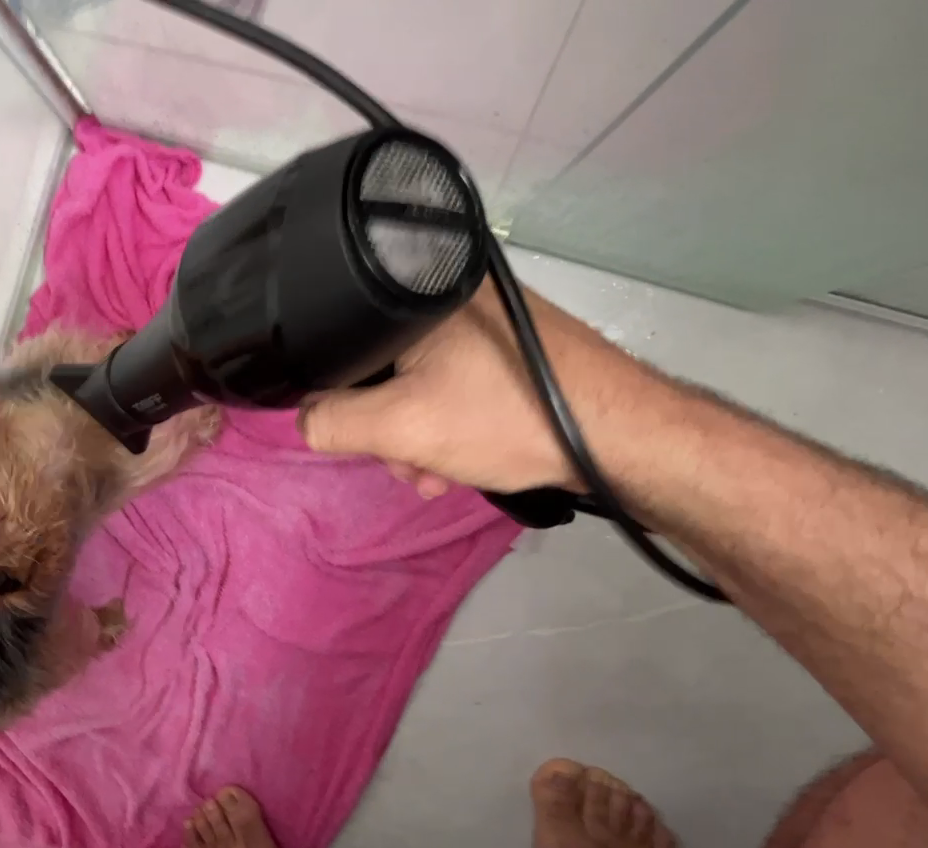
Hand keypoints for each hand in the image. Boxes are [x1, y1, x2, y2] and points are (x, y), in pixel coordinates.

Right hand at [298, 284, 646, 496]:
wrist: (623, 437)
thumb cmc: (507, 419)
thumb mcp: (399, 428)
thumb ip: (331, 424)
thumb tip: (304, 421)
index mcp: (420, 292)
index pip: (344, 345)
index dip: (339, 399)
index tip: (361, 439)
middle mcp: (454, 296)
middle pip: (381, 369)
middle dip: (385, 428)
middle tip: (407, 465)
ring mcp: (487, 323)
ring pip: (417, 383)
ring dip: (414, 436)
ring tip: (436, 474)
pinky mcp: (511, 348)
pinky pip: (451, 385)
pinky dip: (444, 425)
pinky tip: (457, 461)